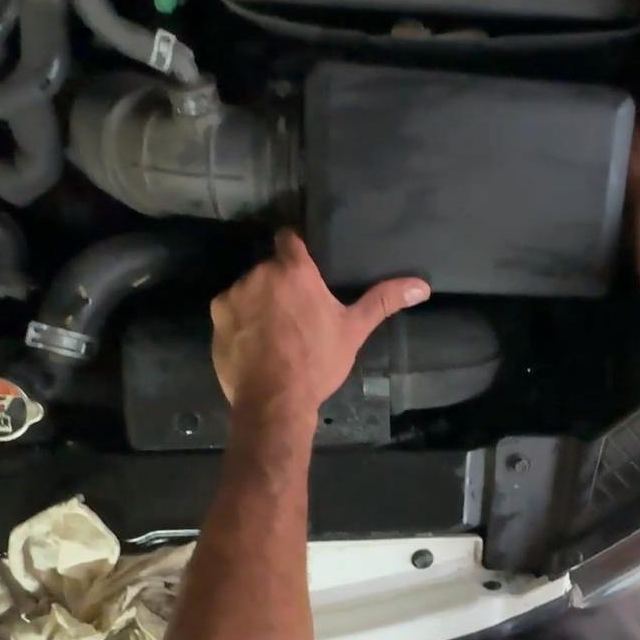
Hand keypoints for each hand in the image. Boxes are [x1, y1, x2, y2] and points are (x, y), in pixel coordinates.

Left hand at [211, 230, 429, 421]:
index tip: (306, 266)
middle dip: (281, 283)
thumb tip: (422, 285)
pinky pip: (231, 309)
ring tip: (275, 330)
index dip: (297, 250)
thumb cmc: (317, 362)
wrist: (274, 401)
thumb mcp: (354, 331)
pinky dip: (241, 320)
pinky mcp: (217, 317)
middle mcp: (259, 274)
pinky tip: (255, 342)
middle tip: (297, 310)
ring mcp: (234, 295)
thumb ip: (383, 301)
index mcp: (294, 270)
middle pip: (270, 268)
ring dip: (260, 300)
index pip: (289, 238)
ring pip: (250, 288)